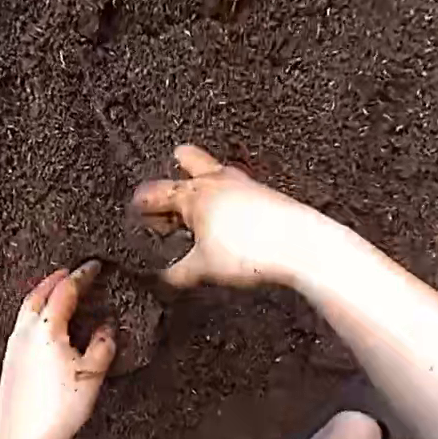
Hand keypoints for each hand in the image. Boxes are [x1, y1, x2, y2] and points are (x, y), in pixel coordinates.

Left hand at [0, 263, 115, 438]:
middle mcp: (26, 332)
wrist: (25, 437)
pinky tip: (44, 325)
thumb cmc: (59, 408)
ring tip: (57, 292)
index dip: (81, 276)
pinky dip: (35, 313)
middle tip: (71, 273)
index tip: (93, 267)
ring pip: (27, 308)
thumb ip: (102, 345)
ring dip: (43, 294)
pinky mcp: (10, 361)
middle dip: (56, 279)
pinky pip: (22, 325)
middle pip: (39, 293)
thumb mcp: (92, 374)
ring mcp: (14, 346)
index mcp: (47, 329)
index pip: (65, 291)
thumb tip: (106, 328)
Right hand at [131, 145, 332, 288]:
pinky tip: (231, 218)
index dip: (143, 202)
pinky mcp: (265, 194)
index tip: (137, 208)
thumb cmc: (249, 249)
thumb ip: (178, 272)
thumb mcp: (203, 268)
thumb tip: (164, 278)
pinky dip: (227, 199)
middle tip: (172, 183)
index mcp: (193, 194)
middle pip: (189, 160)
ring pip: (216, 172)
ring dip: (204, 184)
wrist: (300, 244)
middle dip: (177, 167)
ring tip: (200, 205)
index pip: (156, 192)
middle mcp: (217, 181)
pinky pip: (238, 189)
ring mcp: (243, 184)